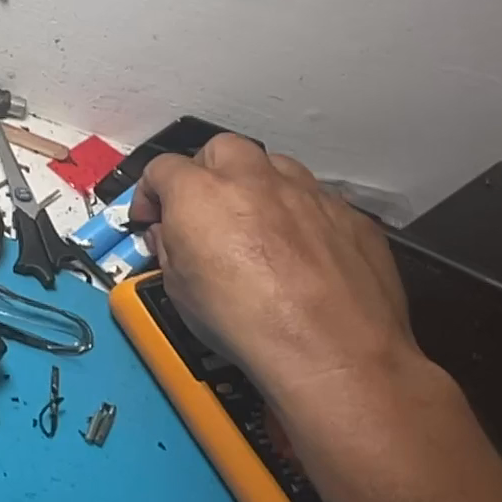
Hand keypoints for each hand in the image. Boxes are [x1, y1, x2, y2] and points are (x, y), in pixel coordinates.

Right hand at [130, 134, 421, 402]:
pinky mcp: (351, 217)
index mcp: (199, 192)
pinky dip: (301, 214)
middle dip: (207, 170)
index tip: (152, 217)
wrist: (332, 352)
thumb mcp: (178, 287)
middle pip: (222, 149)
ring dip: (258, 184)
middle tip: (204, 205)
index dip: (151, 192)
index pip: (162, 168)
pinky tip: (300, 250)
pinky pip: (318, 200)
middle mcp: (253, 180)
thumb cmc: (246, 321)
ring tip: (255, 222)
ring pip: (275, 166)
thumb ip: (169, 247)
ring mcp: (308, 194)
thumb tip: (172, 238)